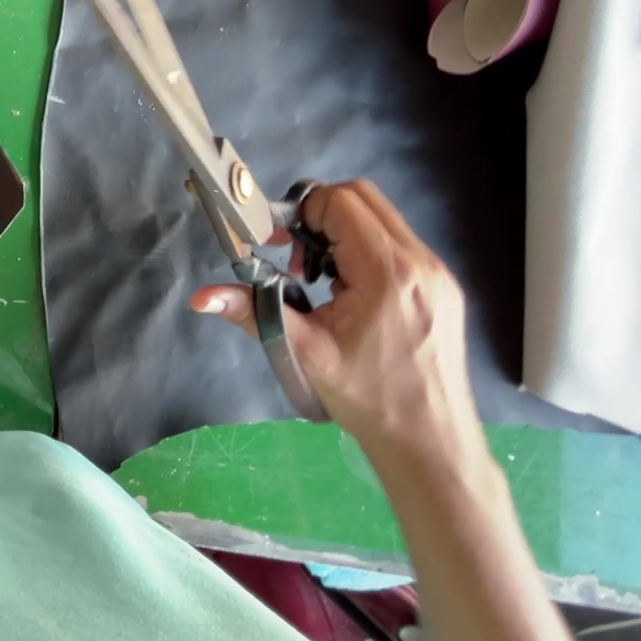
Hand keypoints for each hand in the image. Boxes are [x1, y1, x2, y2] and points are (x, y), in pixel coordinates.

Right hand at [190, 180, 483, 458]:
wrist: (431, 442)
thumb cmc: (368, 397)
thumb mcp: (303, 352)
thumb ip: (252, 312)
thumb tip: (199, 298)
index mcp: (389, 274)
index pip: (343, 203)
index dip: (303, 212)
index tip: (280, 244)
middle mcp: (422, 264)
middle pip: (364, 197)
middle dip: (319, 213)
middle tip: (295, 254)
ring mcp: (438, 274)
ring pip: (382, 217)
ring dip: (340, 230)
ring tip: (316, 276)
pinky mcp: (442, 287)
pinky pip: (396, 241)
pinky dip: (362, 247)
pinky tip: (343, 288)